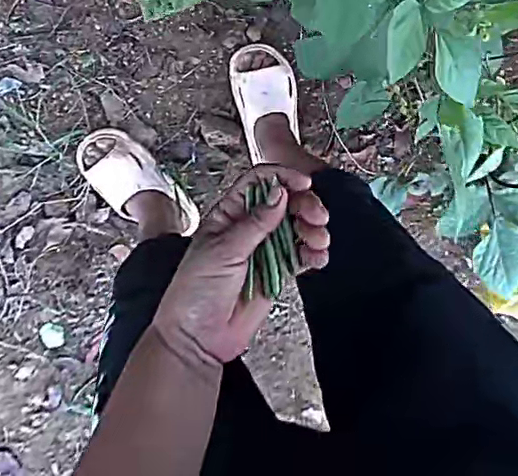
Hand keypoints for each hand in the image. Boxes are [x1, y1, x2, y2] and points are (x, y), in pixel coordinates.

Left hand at [149, 165, 330, 371]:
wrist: (198, 339)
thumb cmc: (197, 290)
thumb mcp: (224, 250)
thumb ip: (256, 222)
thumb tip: (279, 192)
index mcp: (230, 212)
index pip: (259, 182)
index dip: (282, 177)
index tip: (304, 184)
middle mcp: (249, 226)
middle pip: (283, 202)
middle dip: (304, 205)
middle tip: (318, 216)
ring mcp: (264, 248)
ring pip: (296, 227)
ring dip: (312, 229)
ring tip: (319, 240)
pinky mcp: (276, 272)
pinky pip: (300, 255)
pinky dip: (313, 253)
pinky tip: (319, 256)